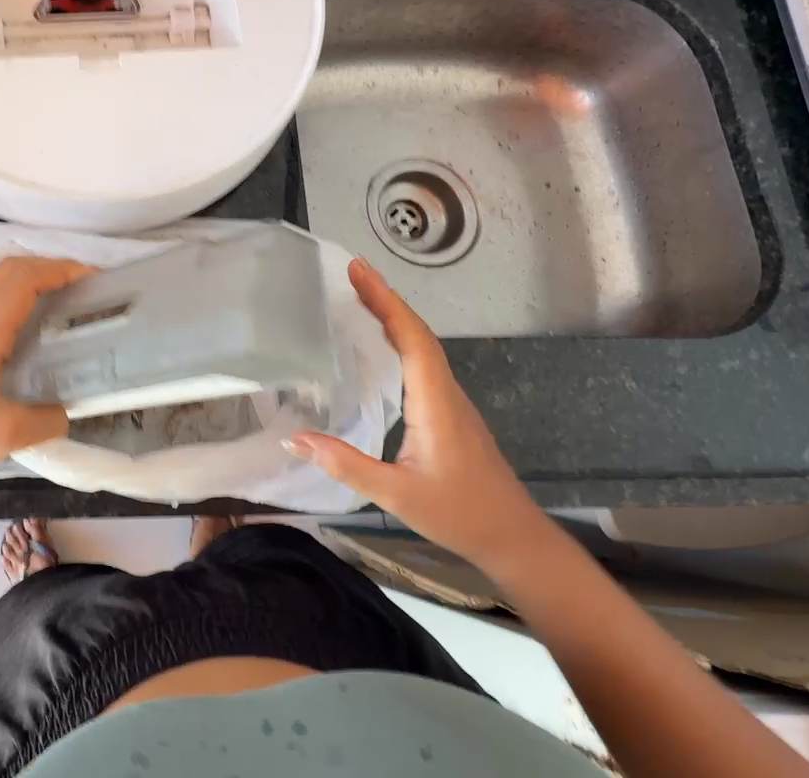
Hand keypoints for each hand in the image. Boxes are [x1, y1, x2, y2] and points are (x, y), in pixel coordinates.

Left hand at [0, 255, 93, 482]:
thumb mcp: (7, 434)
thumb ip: (47, 421)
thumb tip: (67, 413)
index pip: (25, 279)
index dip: (61, 269)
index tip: (91, 276)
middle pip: (9, 268)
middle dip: (48, 265)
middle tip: (79, 282)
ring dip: (24, 272)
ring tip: (52, 290)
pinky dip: (4, 285)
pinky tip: (15, 312)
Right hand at [285, 258, 556, 572]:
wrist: (514, 538)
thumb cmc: (459, 515)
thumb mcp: (396, 495)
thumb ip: (346, 464)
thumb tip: (294, 437)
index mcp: (436, 403)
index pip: (412, 339)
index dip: (385, 301)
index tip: (358, 270)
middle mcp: (446, 393)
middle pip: (417, 334)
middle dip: (385, 299)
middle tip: (352, 273)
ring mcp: (452, 403)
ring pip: (423, 347)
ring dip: (394, 317)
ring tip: (361, 298)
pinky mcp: (450, 414)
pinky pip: (424, 364)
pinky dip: (401, 341)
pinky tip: (383, 345)